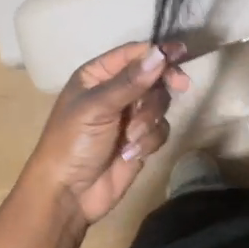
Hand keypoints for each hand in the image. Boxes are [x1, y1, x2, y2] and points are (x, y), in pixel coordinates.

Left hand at [19, 42, 192, 227]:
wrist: (68, 195)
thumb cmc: (72, 142)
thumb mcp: (97, 107)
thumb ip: (130, 81)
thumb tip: (160, 53)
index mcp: (97, 75)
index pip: (133, 54)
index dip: (157, 52)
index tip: (181, 53)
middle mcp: (115, 91)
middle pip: (153, 76)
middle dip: (159, 88)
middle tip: (180, 86)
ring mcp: (129, 116)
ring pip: (159, 103)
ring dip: (149, 119)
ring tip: (131, 137)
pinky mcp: (140, 140)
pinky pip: (160, 129)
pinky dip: (149, 140)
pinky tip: (131, 153)